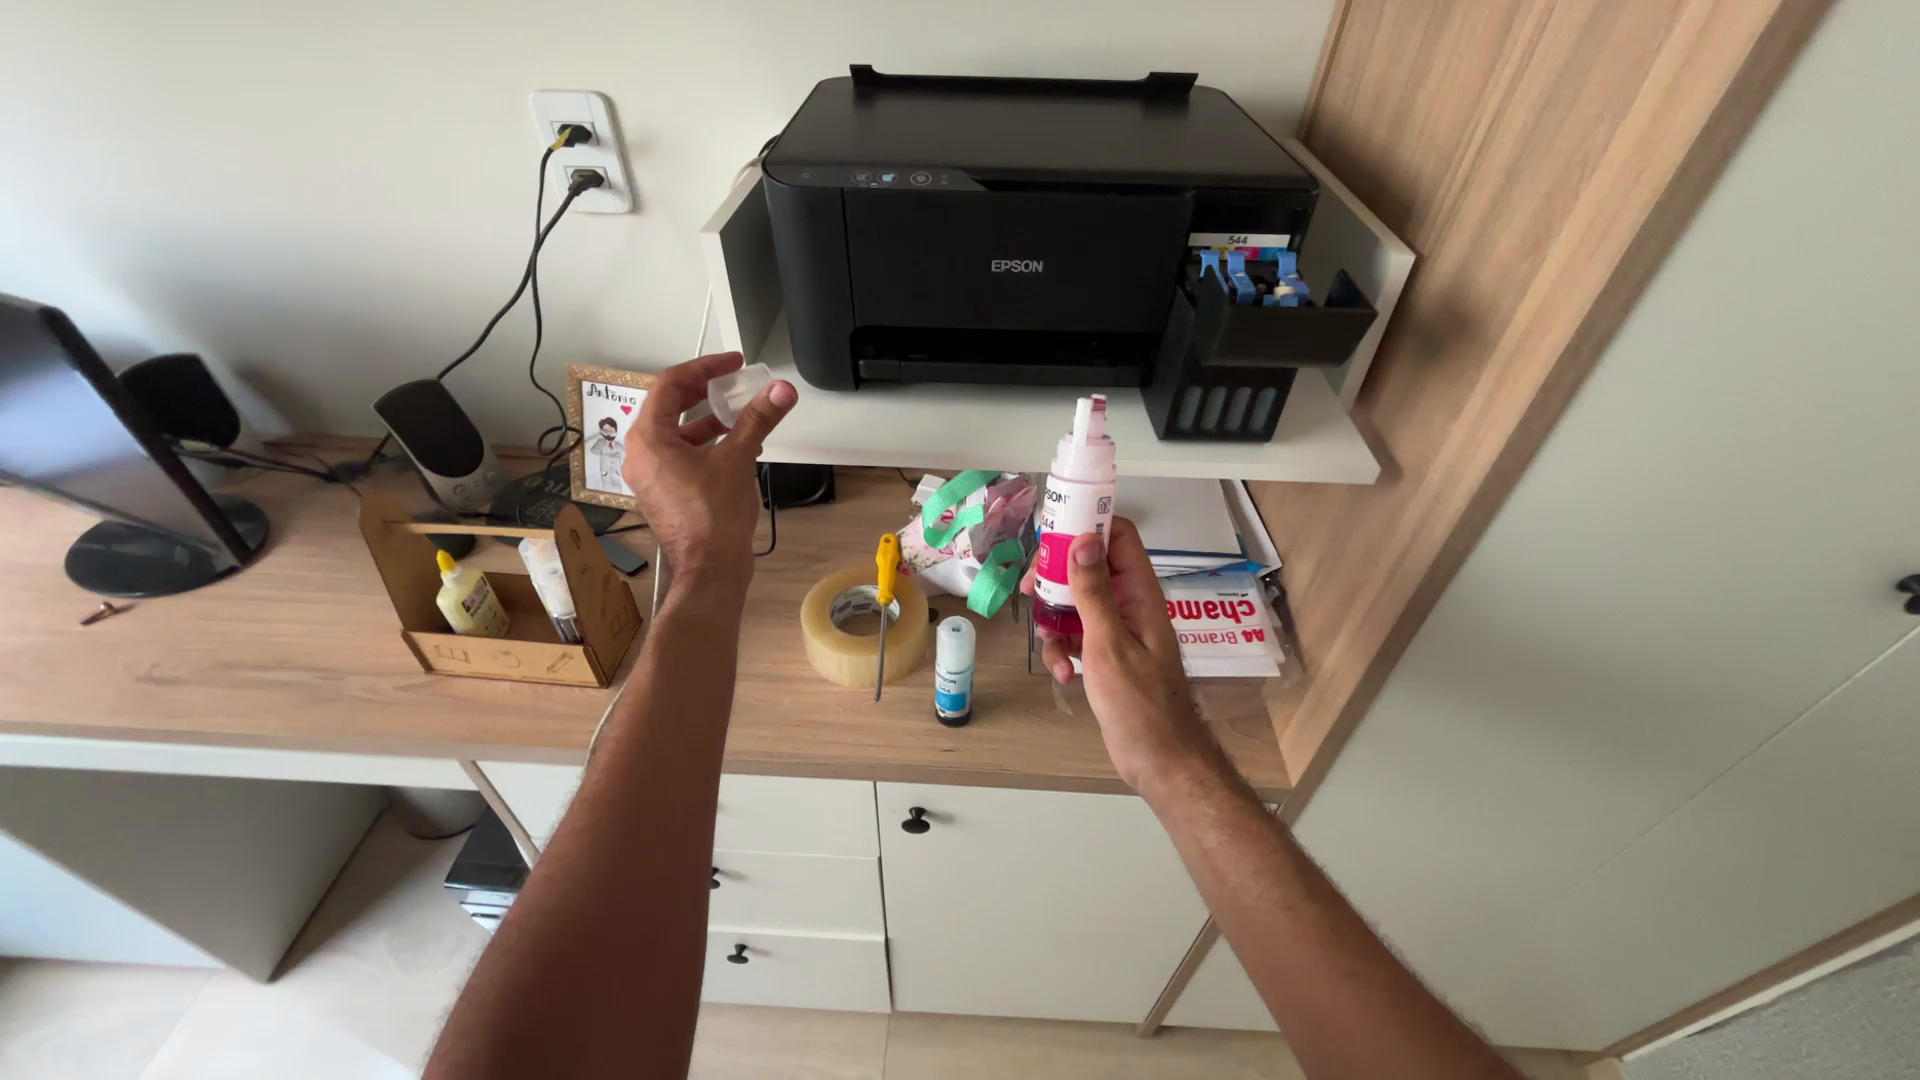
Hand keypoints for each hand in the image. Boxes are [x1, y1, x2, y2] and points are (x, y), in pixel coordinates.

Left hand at [620, 352, 796, 595]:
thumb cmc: (715, 515)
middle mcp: (642, 455)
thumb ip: (757, 419)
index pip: (670, 385)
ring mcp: (651, 476)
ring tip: (741, 415)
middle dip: (705, 391)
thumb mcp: (738, 459)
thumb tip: (781, 390)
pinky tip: (736, 448)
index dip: (704, 368)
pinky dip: (706, 445)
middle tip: (734, 381)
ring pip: (677, 434)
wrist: (710, 569)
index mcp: (649, 439)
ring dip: (708, 419)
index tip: (733, 363)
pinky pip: (681, 456)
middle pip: (669, 407)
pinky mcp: (665, 494)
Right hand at [1021, 518, 1216, 789]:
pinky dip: (1061, 650)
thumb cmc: (1140, 703)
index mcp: (1139, 592)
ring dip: (1053, 622)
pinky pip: (1073, 635)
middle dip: (1055, 577)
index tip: (1051, 535)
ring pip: (1073, 602)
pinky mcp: (1103, 653)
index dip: (1087, 526)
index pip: (1118, 536)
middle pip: (1087, 566)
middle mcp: (1128, 603)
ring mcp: (1115, 628)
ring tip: (1049, 647)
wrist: (1158, 759)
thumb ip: (1093, 592)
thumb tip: (1082, 540)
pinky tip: (1063, 674)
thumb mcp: (1109, 644)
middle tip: (1029, 589)